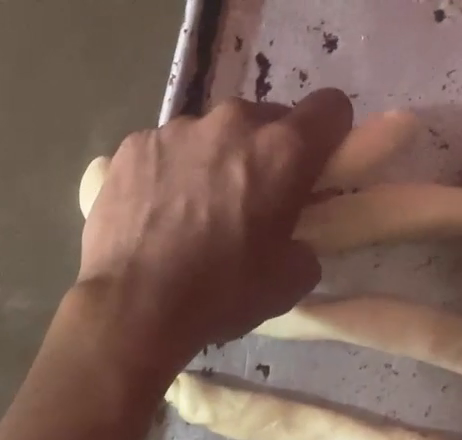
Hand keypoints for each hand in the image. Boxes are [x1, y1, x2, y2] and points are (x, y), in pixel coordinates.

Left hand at [78, 90, 352, 369]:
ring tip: (188, 215)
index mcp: (282, 151)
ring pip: (208, 136)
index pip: (329, 109)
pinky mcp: (132, 146)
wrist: (132, 307)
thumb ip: (304, 247)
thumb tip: (294, 241)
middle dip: (262, 155)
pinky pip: (160, 151)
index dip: (326, 138)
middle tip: (244, 205)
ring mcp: (176, 130)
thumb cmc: (216, 296)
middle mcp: (232, 123)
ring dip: (209, 163)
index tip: (311, 170)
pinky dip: (163, 174)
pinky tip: (150, 215)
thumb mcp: (285, 285)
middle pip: (263, 121)